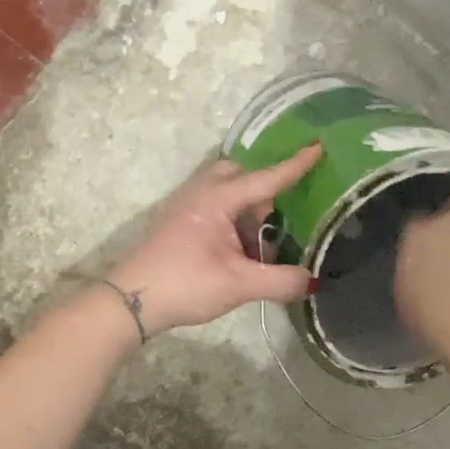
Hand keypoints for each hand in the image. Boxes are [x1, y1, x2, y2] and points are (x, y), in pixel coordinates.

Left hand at [106, 145, 322, 335]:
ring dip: (246, 211)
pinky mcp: (176, 223)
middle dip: (263, 191)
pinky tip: (236, 253)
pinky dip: (231, 221)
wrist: (132, 301)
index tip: (318, 147)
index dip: (294, 166)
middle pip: (239, 175)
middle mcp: (201, 193)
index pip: (266, 178)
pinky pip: (213, 207)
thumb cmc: (186, 284)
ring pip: (224, 192)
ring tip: (256, 246)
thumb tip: (311, 281)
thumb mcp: (239, 285)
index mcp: (218, 198)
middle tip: (277, 222)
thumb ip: (280, 281)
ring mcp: (185, 207)